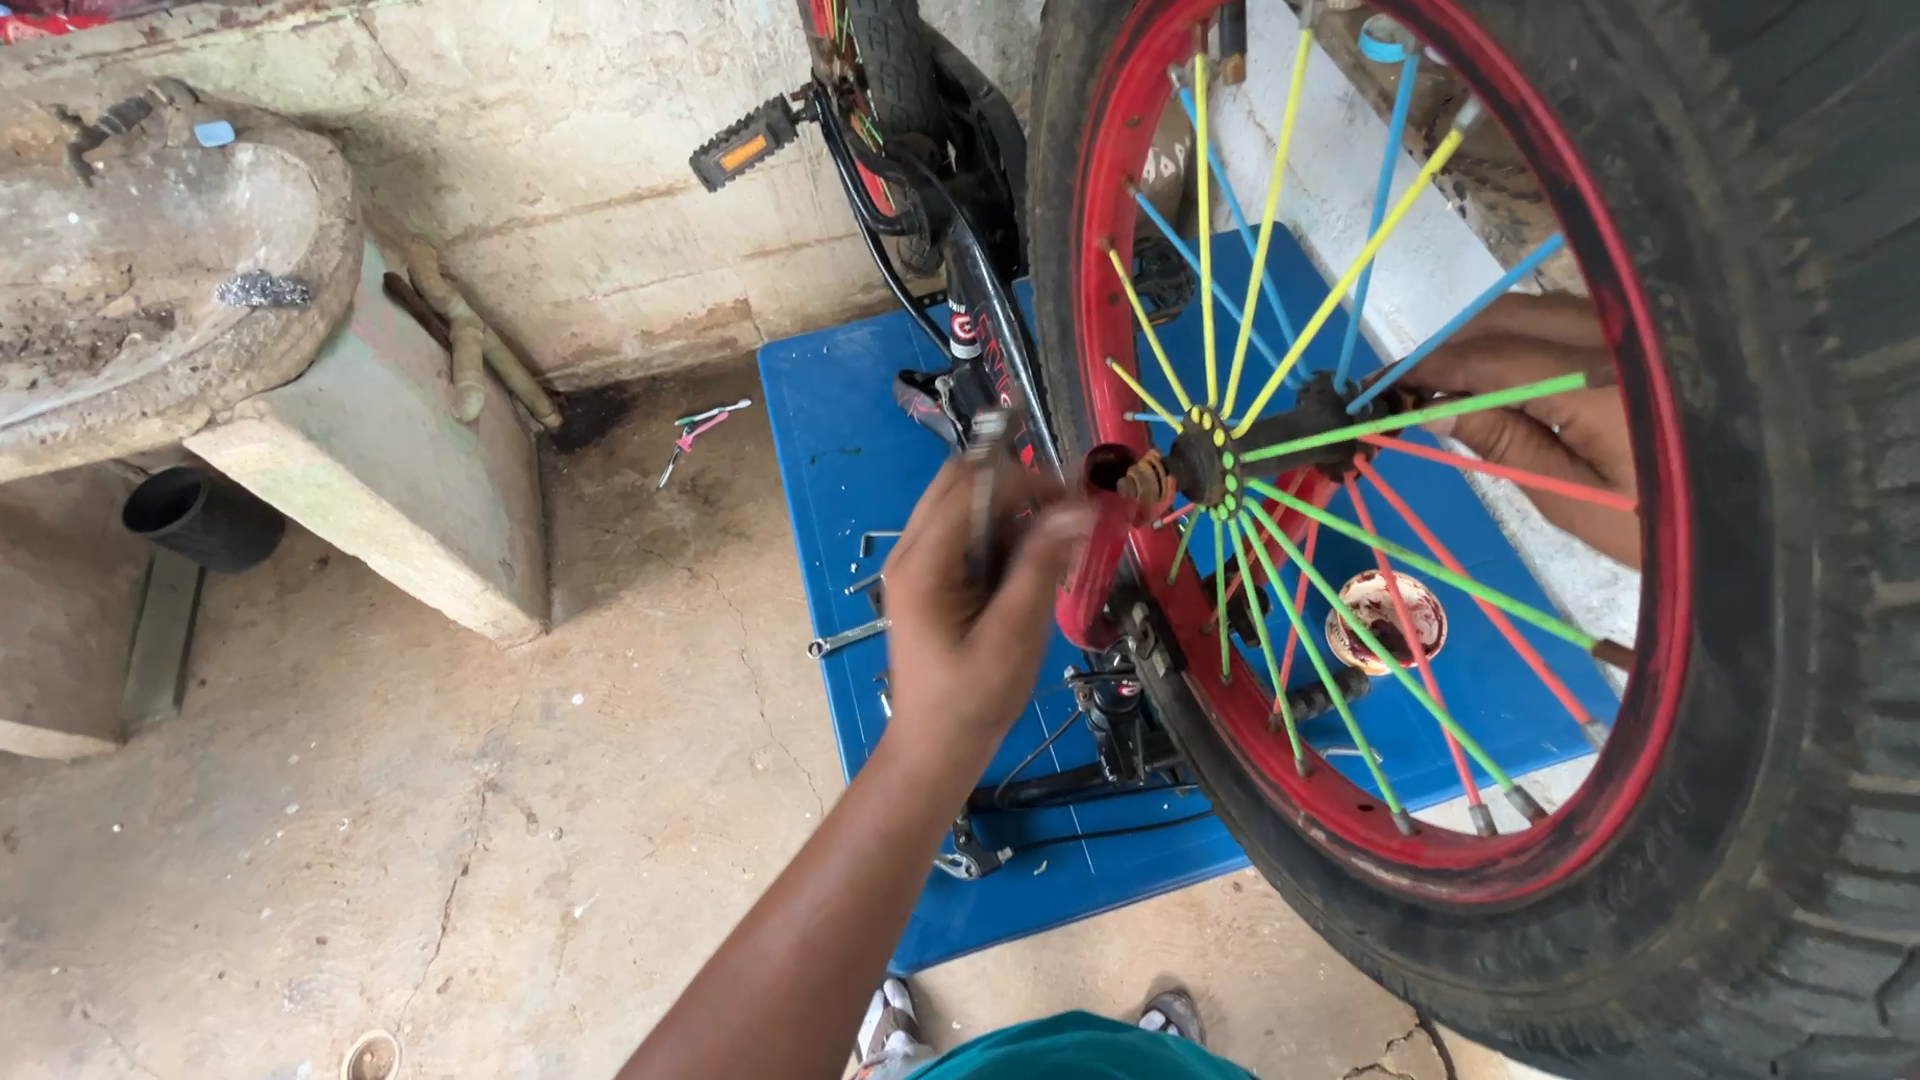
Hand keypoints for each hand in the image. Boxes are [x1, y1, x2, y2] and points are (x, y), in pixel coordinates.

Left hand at [881, 459, 1093, 774]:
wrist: (935, 746)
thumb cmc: (973, 701)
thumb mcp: (1014, 637)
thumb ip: (1040, 568)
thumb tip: (1079, 507)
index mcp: (923, 564)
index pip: (972, 484)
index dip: (1026, 481)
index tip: (1074, 505)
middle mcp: (910, 551)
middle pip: (960, 480)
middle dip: (1016, 488)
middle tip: (1061, 523)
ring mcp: (915, 562)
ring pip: (962, 501)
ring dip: (1008, 513)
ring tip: (1042, 559)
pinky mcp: (927, 576)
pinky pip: (962, 530)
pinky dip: (997, 535)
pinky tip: (1019, 575)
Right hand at [1396, 293, 1640, 567]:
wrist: (1777, 521)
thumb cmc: (1661, 525)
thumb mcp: (1567, 495)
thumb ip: (1501, 442)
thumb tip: (1433, 406)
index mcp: (1600, 385)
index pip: (1488, 358)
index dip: (1425, 367)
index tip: (1376, 384)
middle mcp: (1623, 338)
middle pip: (1507, 316)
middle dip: (1446, 345)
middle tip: (1404, 383)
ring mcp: (1643, 330)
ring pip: (1537, 308)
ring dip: (1480, 337)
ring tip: (1444, 379)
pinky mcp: (1655, 334)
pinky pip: (1568, 315)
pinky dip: (1520, 334)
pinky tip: (1499, 369)